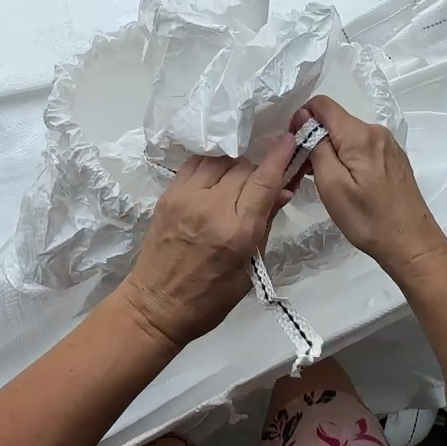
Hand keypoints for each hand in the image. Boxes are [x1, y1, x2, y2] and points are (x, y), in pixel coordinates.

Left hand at [112, 135, 298, 350]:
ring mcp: (186, 197)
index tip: (290, 139)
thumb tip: (283, 191)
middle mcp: (212, 207)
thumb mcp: (249, 270)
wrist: (156, 306)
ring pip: (219, 160)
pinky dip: (210, 164)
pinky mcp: (169, 194)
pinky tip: (216, 173)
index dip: (279, 156)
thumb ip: (265, 225)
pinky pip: (195, 164)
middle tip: (263, 176)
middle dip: (258, 167)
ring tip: (238, 176)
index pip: (263, 181)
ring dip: (234, 163)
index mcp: (237, 231)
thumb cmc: (209, 299)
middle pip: (243, 167)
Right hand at [296, 97, 446, 278]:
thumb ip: (316, 146)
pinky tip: (348, 184)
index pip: (322, 104)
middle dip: (316, 138)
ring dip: (331, 150)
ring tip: (327, 182)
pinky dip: (347, 158)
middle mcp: (376, 131)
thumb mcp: (331, 185)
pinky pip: (362, 146)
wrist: (412, 245)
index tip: (295, 146)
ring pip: (347, 135)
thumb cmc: (368, 219)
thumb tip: (305, 119)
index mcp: (360, 134)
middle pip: (335, 120)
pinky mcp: (393, 158)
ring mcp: (388, 144)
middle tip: (308, 171)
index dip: (302, 118)